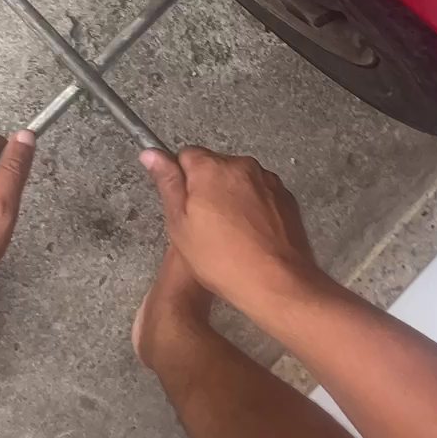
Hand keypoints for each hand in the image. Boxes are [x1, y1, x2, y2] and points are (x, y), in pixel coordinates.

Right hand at [140, 145, 322, 309]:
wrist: (275, 282)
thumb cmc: (223, 259)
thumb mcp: (180, 224)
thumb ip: (167, 183)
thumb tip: (151, 154)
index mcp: (210, 168)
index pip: (186, 155)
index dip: (181, 180)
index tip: (184, 204)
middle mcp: (241, 165)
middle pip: (214, 166)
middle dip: (207, 187)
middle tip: (204, 224)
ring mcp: (267, 180)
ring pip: (239, 180)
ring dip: (232, 197)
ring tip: (231, 234)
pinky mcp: (285, 196)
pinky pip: (261, 193)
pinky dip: (254, 207)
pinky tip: (251, 234)